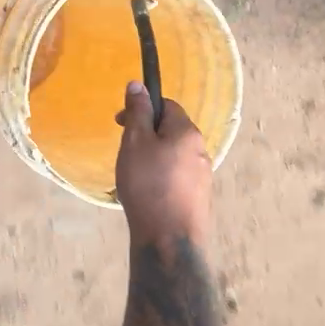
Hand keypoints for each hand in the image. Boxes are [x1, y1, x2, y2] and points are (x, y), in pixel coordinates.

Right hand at [116, 81, 213, 244]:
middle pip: (170, 129)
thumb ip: (137, 111)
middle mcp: (201, 151)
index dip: (142, 108)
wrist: (169, 240)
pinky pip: (176, 174)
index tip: (121, 123)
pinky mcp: (198, 198)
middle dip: (146, 133)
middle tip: (125, 149)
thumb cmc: (148, 183)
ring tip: (133, 172)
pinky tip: (146, 191)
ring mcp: (203, 177)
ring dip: (152, 155)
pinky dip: (160, 175)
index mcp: (188, 132)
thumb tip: (138, 85)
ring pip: (172, 153)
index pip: (167, 105)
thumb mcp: (135, 141)